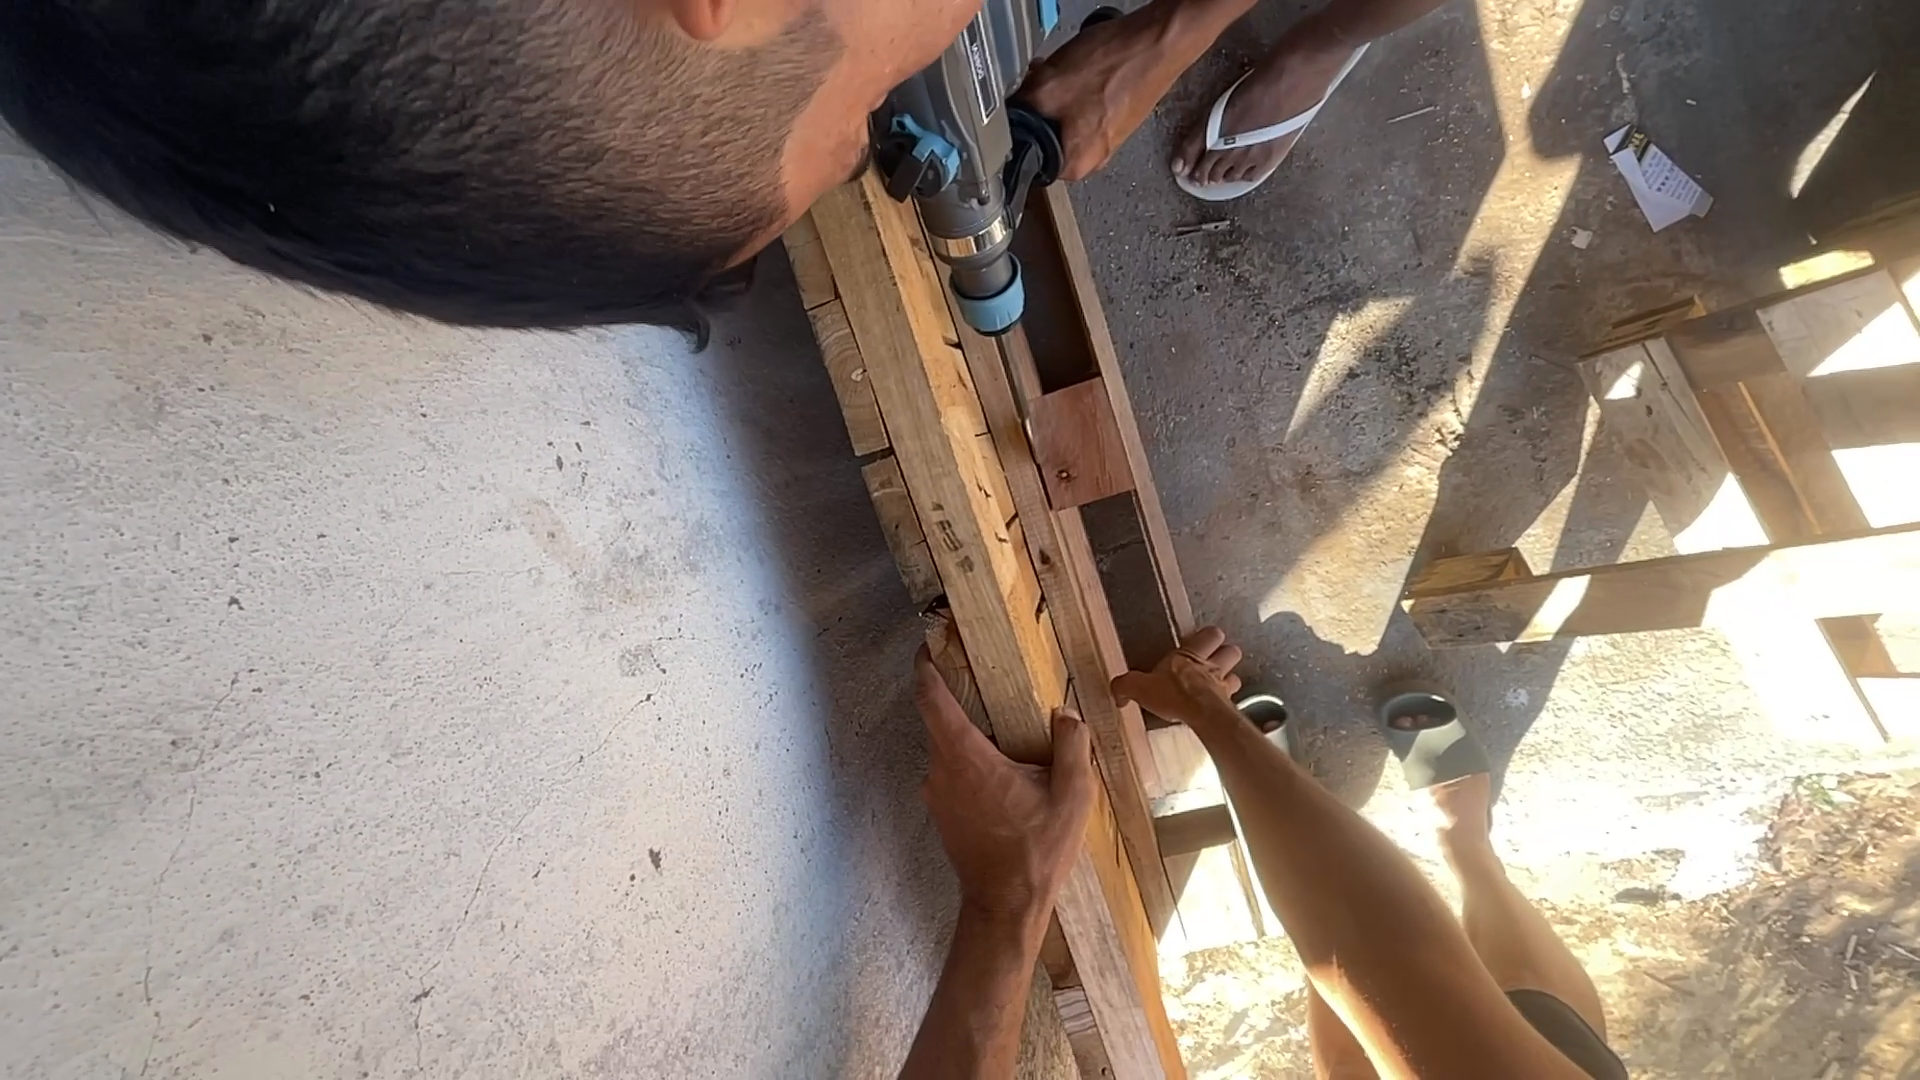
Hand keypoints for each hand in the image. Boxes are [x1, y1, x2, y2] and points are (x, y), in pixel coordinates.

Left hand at [913, 646, 1095, 927]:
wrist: (1004, 907)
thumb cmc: (1037, 850)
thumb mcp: (1072, 796)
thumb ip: (1073, 747)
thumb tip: (1066, 715)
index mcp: (966, 756)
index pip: (931, 698)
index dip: (926, 667)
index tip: (929, 645)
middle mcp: (941, 769)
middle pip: (939, 719)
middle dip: (958, 696)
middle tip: (987, 680)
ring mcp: (936, 792)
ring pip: (947, 747)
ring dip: (970, 734)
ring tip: (1007, 734)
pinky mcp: (941, 811)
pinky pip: (951, 771)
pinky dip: (969, 761)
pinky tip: (1003, 776)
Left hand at [1019, 11, 1190, 181]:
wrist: (1160, 41)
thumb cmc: (1115, 65)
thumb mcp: (1048, 88)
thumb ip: (1021, 110)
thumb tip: (1008, 116)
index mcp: (1074, 166)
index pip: (1030, 161)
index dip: (1020, 131)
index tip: (1018, 111)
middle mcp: (1093, 161)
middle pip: (1048, 138)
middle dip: (1039, 109)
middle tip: (1040, 82)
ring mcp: (1108, 140)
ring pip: (1065, 120)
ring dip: (1058, 96)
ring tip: (1064, 71)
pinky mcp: (1117, 119)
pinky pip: (1086, 109)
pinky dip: (1078, 90)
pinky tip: (1083, 69)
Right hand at [1111, 626, 1243, 726]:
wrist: (1202, 716)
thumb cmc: (1175, 695)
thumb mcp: (1139, 687)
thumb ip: (1125, 685)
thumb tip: (1116, 690)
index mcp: (1190, 655)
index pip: (1210, 634)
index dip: (1208, 636)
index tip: (1198, 641)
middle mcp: (1211, 666)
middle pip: (1231, 650)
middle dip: (1224, 653)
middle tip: (1213, 658)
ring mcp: (1223, 686)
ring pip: (1236, 674)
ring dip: (1229, 677)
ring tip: (1218, 682)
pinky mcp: (1228, 706)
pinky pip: (1234, 700)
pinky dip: (1228, 702)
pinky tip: (1218, 707)